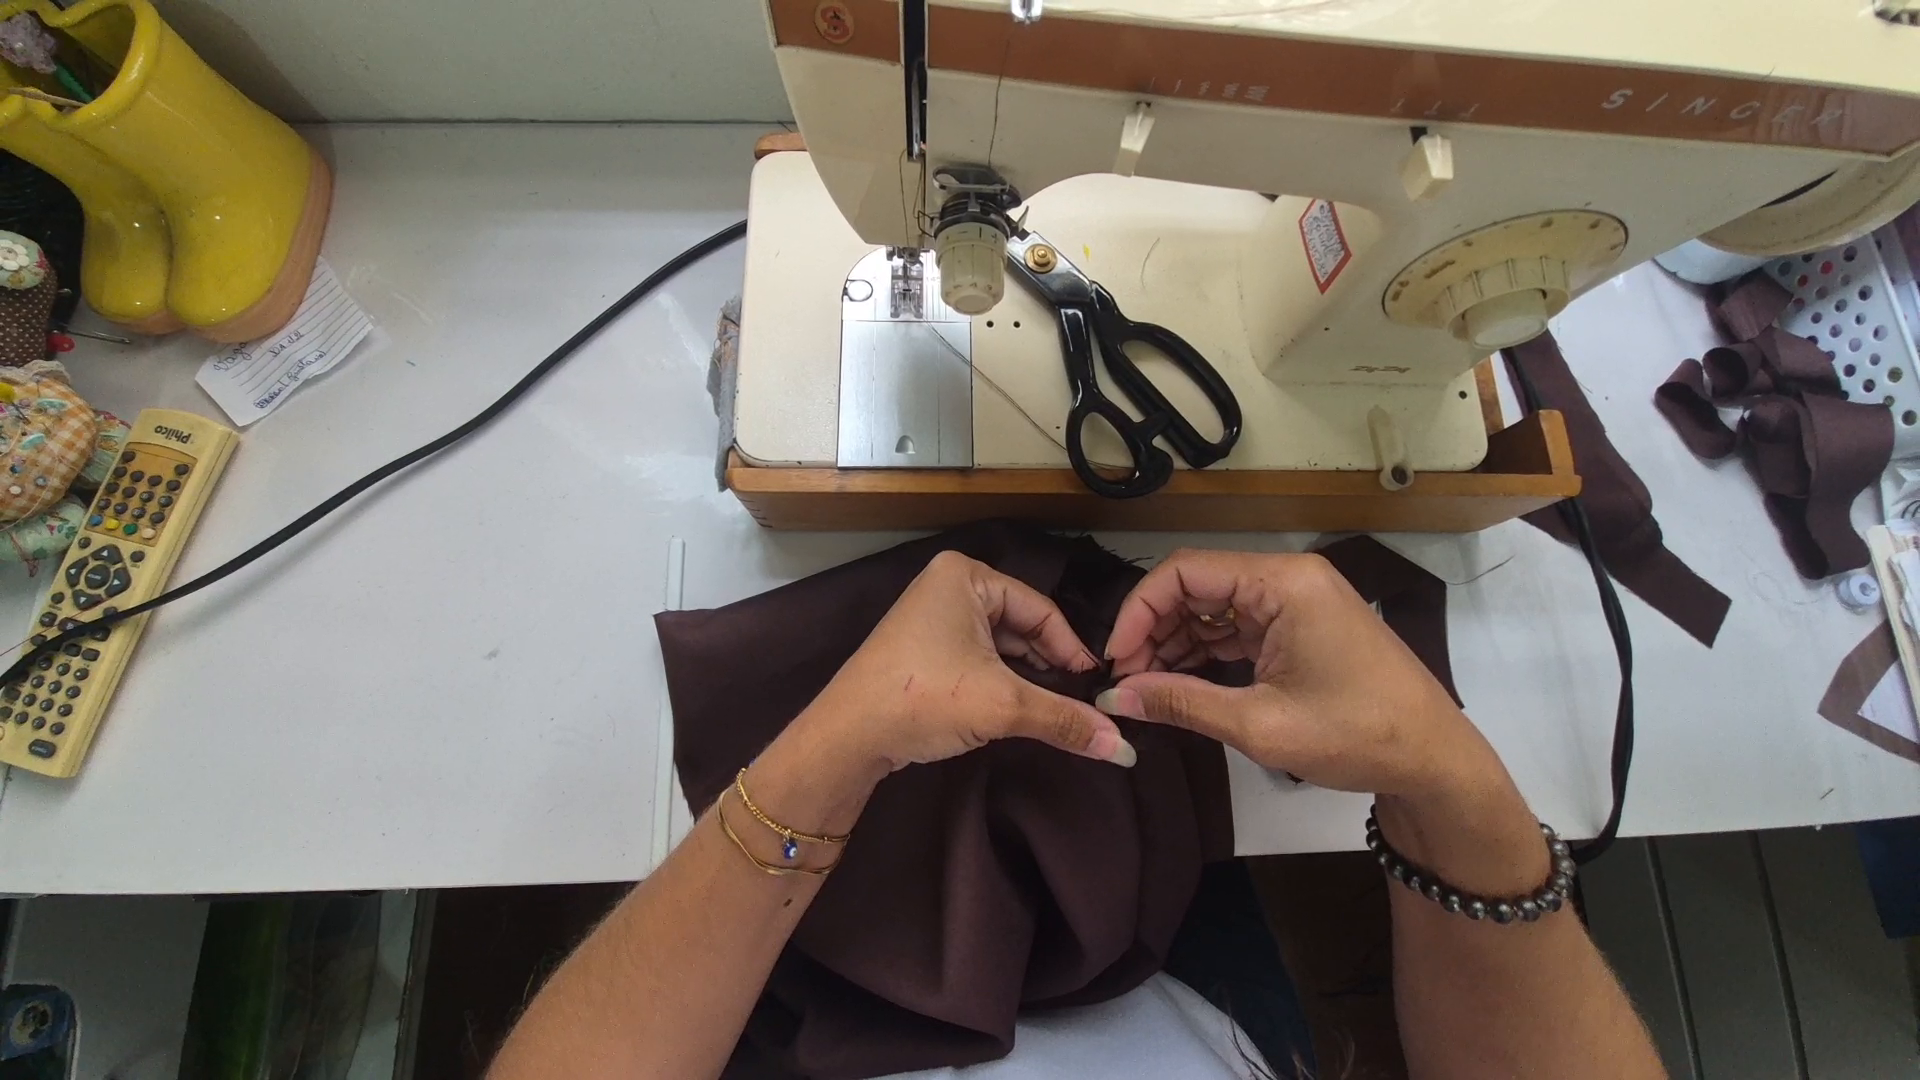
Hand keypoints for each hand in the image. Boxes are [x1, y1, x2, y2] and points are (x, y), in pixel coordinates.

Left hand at [793, 551, 1136, 790]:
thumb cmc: (925, 699)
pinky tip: (1016, 705)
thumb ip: (1065, 719)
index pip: (1040, 608)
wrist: (847, 736)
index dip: (1072, 649)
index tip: (1097, 685)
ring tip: (1053, 706)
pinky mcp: (923, 646)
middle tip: (1079, 699)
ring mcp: (932, 615)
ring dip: (1026, 675)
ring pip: (999, 643)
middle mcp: (948, 585)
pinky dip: (1000, 679)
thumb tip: (1124, 747)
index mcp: (966, 576)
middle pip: (1021, 624)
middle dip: (1048, 663)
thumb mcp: (1002, 706)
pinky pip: (976, 655)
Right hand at [1095, 548, 1489, 800]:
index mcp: (1281, 582)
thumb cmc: (1356, 736)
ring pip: (1210, 607)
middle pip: (1195, 586)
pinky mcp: (1295, 625)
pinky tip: (1177, 682)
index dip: (1139, 610)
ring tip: (1146, 687)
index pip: (1184, 571)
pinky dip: (1202, 652)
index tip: (1115, 657)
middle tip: (1127, 680)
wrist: (1437, 764)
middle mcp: (1285, 578)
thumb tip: (1113, 699)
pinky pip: (1233, 626)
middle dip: (1154, 630)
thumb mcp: (1260, 724)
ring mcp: (1292, 601)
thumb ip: (1181, 702)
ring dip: (1174, 643)